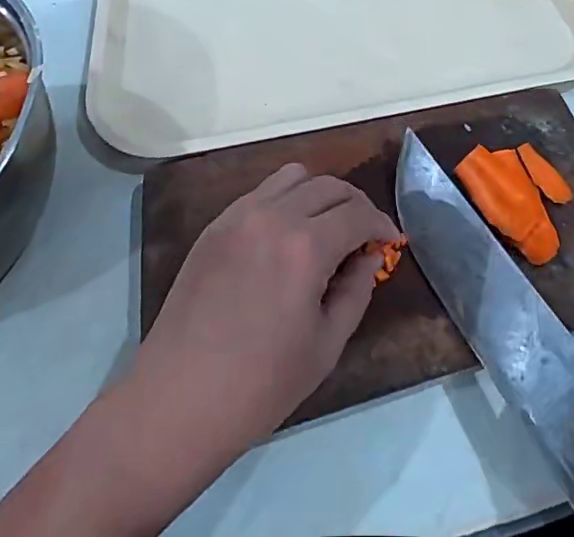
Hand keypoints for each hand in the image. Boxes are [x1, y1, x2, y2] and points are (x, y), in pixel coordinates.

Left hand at [0, 165, 396, 536]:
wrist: (180, 396)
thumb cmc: (262, 383)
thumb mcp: (326, 344)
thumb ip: (355, 289)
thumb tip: (370, 254)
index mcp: (304, 247)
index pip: (357, 214)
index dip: (382, 224)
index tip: (392, 241)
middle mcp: (271, 216)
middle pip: (328, 186)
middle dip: (355, 205)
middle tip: (365, 234)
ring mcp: (237, 216)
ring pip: (291, 177)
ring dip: (319, 194)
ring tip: (327, 227)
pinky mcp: (214, 226)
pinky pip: (260, 193)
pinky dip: (285, 200)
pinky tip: (287, 235)